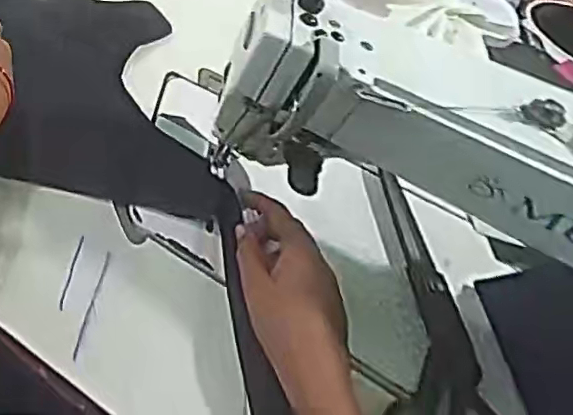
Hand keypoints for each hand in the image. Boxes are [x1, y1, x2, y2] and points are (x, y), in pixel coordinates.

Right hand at [234, 192, 356, 413]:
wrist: (316, 375)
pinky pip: (306, 274)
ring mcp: (327, 287)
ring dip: (277, 248)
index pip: (280, 214)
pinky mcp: (328, 306)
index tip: (247, 197)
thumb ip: (246, 250)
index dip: (260, 201)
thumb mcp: (252, 283)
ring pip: (300, 254)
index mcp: (302, 252)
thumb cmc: (290, 332)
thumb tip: (244, 234)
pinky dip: (287, 268)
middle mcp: (320, 266)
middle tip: (247, 225)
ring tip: (254, 255)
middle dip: (267, 225)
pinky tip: (271, 283)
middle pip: (292, 233)